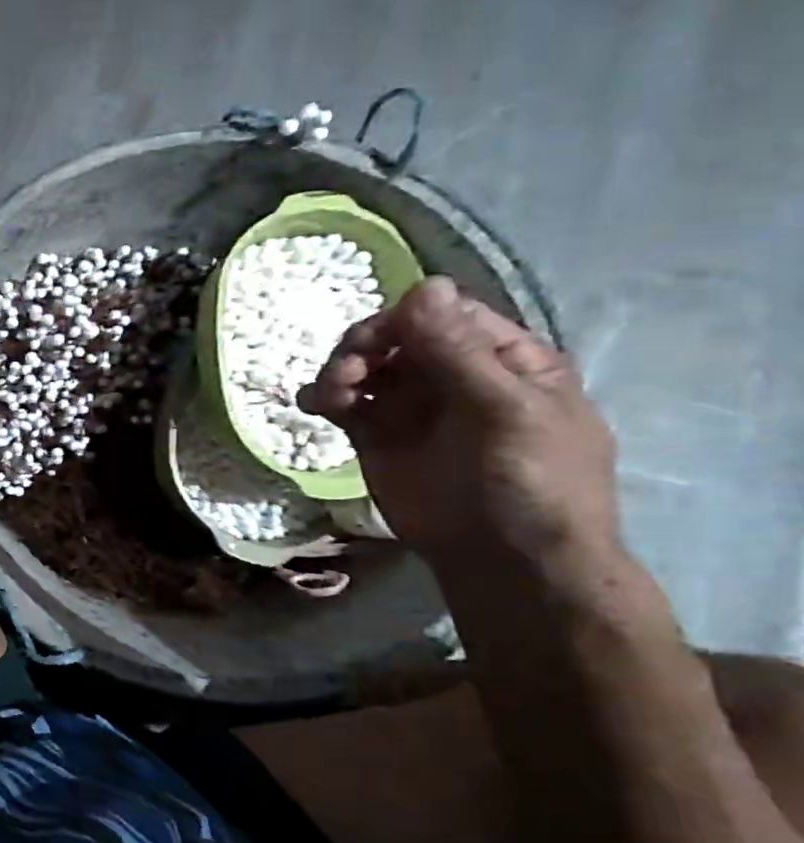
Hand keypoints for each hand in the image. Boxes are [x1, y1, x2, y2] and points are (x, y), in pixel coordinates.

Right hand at [298, 276, 619, 568]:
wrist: (502, 558)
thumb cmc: (526, 480)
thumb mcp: (503, 409)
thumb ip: (458, 350)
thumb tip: (423, 284)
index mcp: (501, 360)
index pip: (444, 315)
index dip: (405, 320)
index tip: (377, 343)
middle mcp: (453, 376)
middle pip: (396, 337)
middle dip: (363, 347)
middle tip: (347, 373)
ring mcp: (410, 406)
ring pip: (364, 367)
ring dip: (339, 371)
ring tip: (330, 396)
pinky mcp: (375, 435)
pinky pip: (343, 403)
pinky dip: (323, 397)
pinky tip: (314, 405)